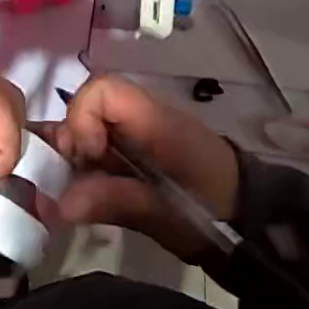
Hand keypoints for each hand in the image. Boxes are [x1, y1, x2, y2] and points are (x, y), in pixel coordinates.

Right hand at [42, 75, 240, 262]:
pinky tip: (79, 192)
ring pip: (88, 127)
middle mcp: (141, 118)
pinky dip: (83, 165)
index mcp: (154, 122)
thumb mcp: (167, 214)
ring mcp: (137, 133)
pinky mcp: (134, 151)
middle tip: (69, 178)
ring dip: (73, 157)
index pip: (103, 91)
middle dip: (70, 141)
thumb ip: (116, 202)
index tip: (86, 157)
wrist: (248, 218)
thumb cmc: (213, 211)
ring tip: (72, 189)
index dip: (82, 118)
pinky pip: (98, 145)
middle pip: (88, 107)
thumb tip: (60, 204)